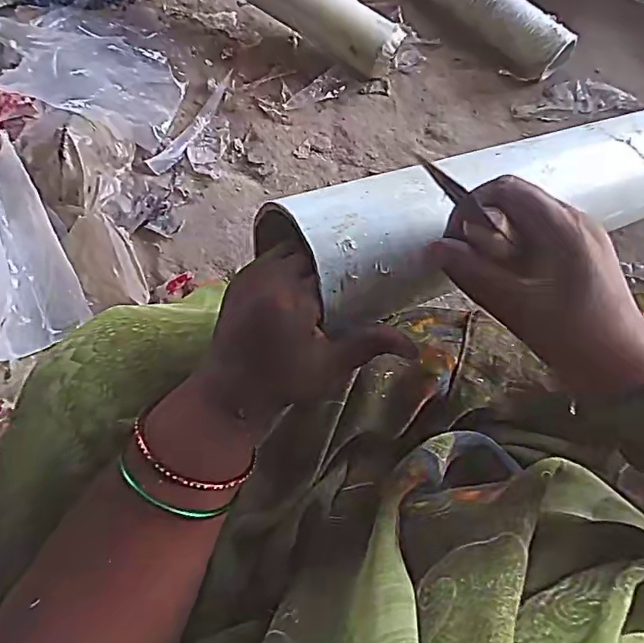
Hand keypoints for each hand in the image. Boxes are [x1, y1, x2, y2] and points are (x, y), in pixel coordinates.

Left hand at [193, 242, 414, 431]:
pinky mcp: (240, 280)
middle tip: (352, 267)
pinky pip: (269, 257)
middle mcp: (269, 277)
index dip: (351, 266)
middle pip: (310, 252)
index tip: (368, 270)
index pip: (332, 264)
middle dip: (330, 258)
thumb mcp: (330, 366)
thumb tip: (412, 347)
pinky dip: (287, 260)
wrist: (231, 394)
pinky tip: (302, 272)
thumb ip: (368, 344)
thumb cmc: (283, 382)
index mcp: (293, 295)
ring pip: (288, 249)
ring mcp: (251, 276)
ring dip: (308, 256)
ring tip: (330, 267)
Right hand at [429, 176, 643, 402]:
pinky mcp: (586, 251)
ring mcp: (584, 234)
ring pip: (527, 219)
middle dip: (486, 226)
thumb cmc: (574, 337)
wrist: (627, 366)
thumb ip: (472, 271)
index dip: (471, 205)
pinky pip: (542, 236)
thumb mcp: (515, 304)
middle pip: (516, 200)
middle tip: (473, 260)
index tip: (455, 237)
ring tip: (498, 276)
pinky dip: (521, 250)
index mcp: (561, 226)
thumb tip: (436, 247)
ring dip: (503, 240)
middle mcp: (575, 220)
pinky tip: (519, 281)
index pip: (505, 188)